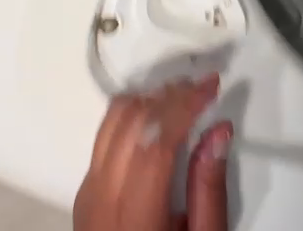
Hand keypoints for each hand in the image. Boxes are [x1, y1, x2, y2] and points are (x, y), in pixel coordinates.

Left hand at [74, 75, 232, 230]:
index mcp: (134, 216)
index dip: (184, 104)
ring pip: (112, 121)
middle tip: (202, 86)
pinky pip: (104, 135)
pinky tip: (157, 118)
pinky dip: (132, 114)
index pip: (154, 141)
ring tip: (182, 97)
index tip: (212, 85)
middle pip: (130, 123)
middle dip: (169, 95)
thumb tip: (219, 130)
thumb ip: (209, 189)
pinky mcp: (83, 190)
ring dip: (148, 99)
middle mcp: (101, 198)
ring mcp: (86, 192)